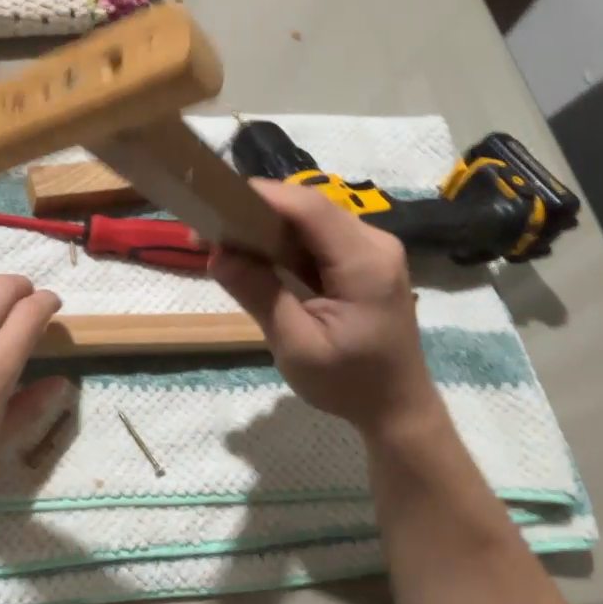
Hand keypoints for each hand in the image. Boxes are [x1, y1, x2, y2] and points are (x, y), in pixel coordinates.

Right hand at [211, 180, 439, 433]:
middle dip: (255, 211)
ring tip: (221, 241)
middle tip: (206, 230)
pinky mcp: (362, 261)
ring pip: (310, 219)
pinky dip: (281, 242)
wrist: (396, 407)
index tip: (212, 203)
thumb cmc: (348, 383)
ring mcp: (371, 250)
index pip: (308, 208)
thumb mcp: (296, 345)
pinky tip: (252, 255)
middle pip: (308, 207)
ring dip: (265, 226)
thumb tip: (217, 255)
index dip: (260, 196)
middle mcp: (374, 244)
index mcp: (364, 262)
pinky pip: (316, 238)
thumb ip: (260, 295)